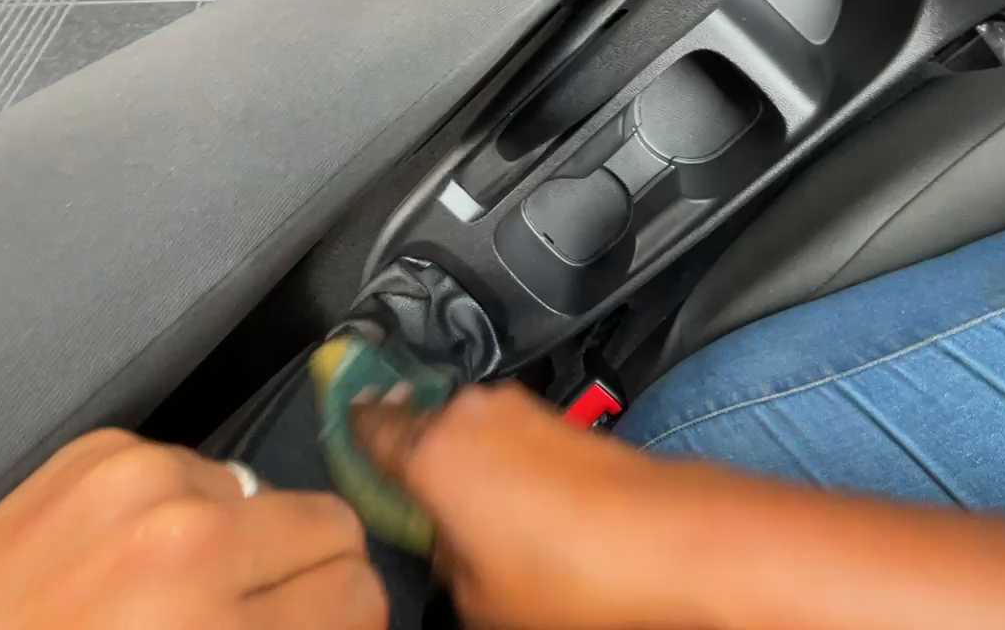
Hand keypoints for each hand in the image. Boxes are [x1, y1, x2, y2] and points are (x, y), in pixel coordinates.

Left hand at [0, 429, 385, 629]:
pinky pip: (196, 472)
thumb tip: (336, 621)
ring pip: (265, 494)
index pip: (356, 594)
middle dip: (315, 581)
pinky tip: (131, 561)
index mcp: (206, 626)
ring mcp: (137, 473)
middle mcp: (186, 527)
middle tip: (267, 620)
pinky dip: (188, 515)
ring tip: (182, 596)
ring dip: (245, 546)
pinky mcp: (98, 447)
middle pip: (332, 522)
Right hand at [353, 382, 738, 629]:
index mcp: (433, 451)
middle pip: (420, 423)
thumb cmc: (564, 574)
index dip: (353, 429)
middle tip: (413, 491)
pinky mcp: (551, 415)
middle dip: (414, 451)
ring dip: (459, 452)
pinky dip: (496, 453)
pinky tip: (514, 495)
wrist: (661, 536)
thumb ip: (443, 559)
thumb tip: (447, 543)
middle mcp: (469, 413)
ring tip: (472, 503)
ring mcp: (515, 407)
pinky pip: (502, 429)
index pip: (372, 427)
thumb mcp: (476, 597)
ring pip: (464, 425)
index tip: (343, 427)